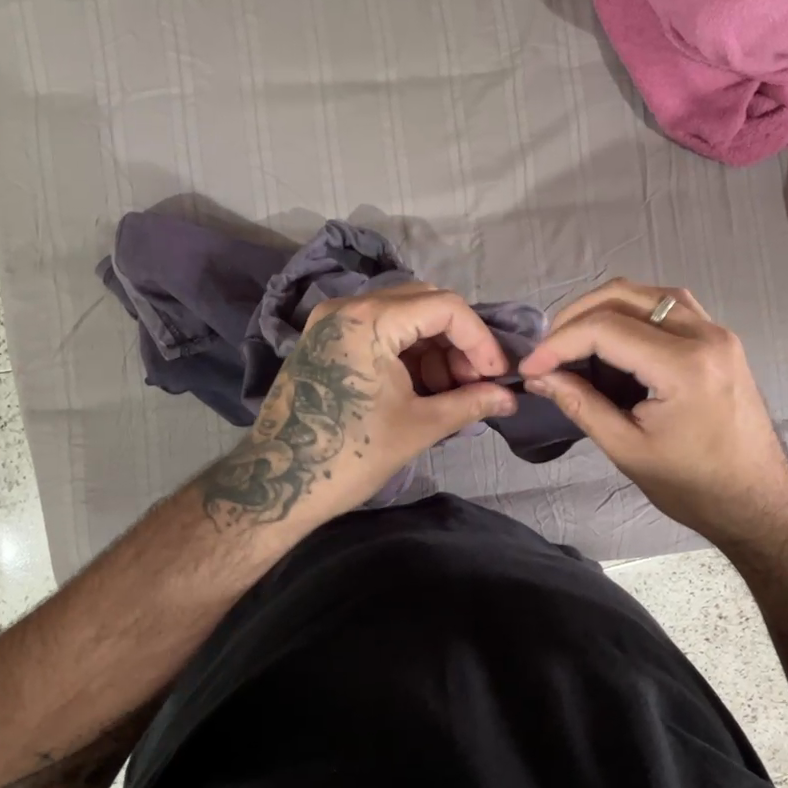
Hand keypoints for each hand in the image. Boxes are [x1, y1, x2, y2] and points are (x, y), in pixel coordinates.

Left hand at [198, 283, 517, 532]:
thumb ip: (470, 403)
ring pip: (402, 317)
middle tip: (476, 382)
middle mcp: (348, 307)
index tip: (497, 376)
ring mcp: (330, 322)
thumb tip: (510, 398)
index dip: (480, 340)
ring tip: (450, 392)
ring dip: (434, 348)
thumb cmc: (350, 455)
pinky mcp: (324, 341)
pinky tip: (423, 388)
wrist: (278, 484)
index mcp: (369, 320)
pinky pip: (378, 331)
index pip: (446, 307)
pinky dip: (407, 353)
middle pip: (424, 304)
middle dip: (458, 341)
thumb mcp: (420, 426)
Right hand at [517, 279, 787, 544]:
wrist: (757, 500)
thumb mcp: (627, 449)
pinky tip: (613, 340)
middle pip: (624, 296)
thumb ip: (580, 404)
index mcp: (684, 366)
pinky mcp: (720, 339)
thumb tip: (538, 376)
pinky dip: (633, 313)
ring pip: (647, 294)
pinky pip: (669, 306)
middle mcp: (705, 335)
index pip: (606, 329)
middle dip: (575, 317)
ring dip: (604, 309)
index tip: (530, 368)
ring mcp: (717, 332)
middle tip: (547, 351)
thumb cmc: (693, 485)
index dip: (558, 343)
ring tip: (573, 342)